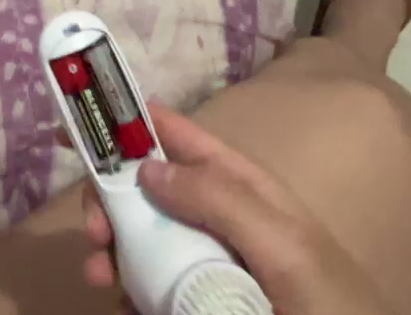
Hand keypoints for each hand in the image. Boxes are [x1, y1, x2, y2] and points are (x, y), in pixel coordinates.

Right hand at [79, 103, 396, 314]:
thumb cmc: (335, 310)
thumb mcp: (289, 249)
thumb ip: (221, 199)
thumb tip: (147, 165)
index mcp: (240, 186)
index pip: (174, 134)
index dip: (125, 116)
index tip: (75, 116)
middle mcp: (216, 216)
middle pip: (144, 187)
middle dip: (109, 200)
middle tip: (92, 232)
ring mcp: (207, 262)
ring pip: (140, 236)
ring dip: (110, 249)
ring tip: (98, 278)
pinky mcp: (198, 302)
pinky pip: (149, 285)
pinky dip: (125, 289)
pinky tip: (120, 304)